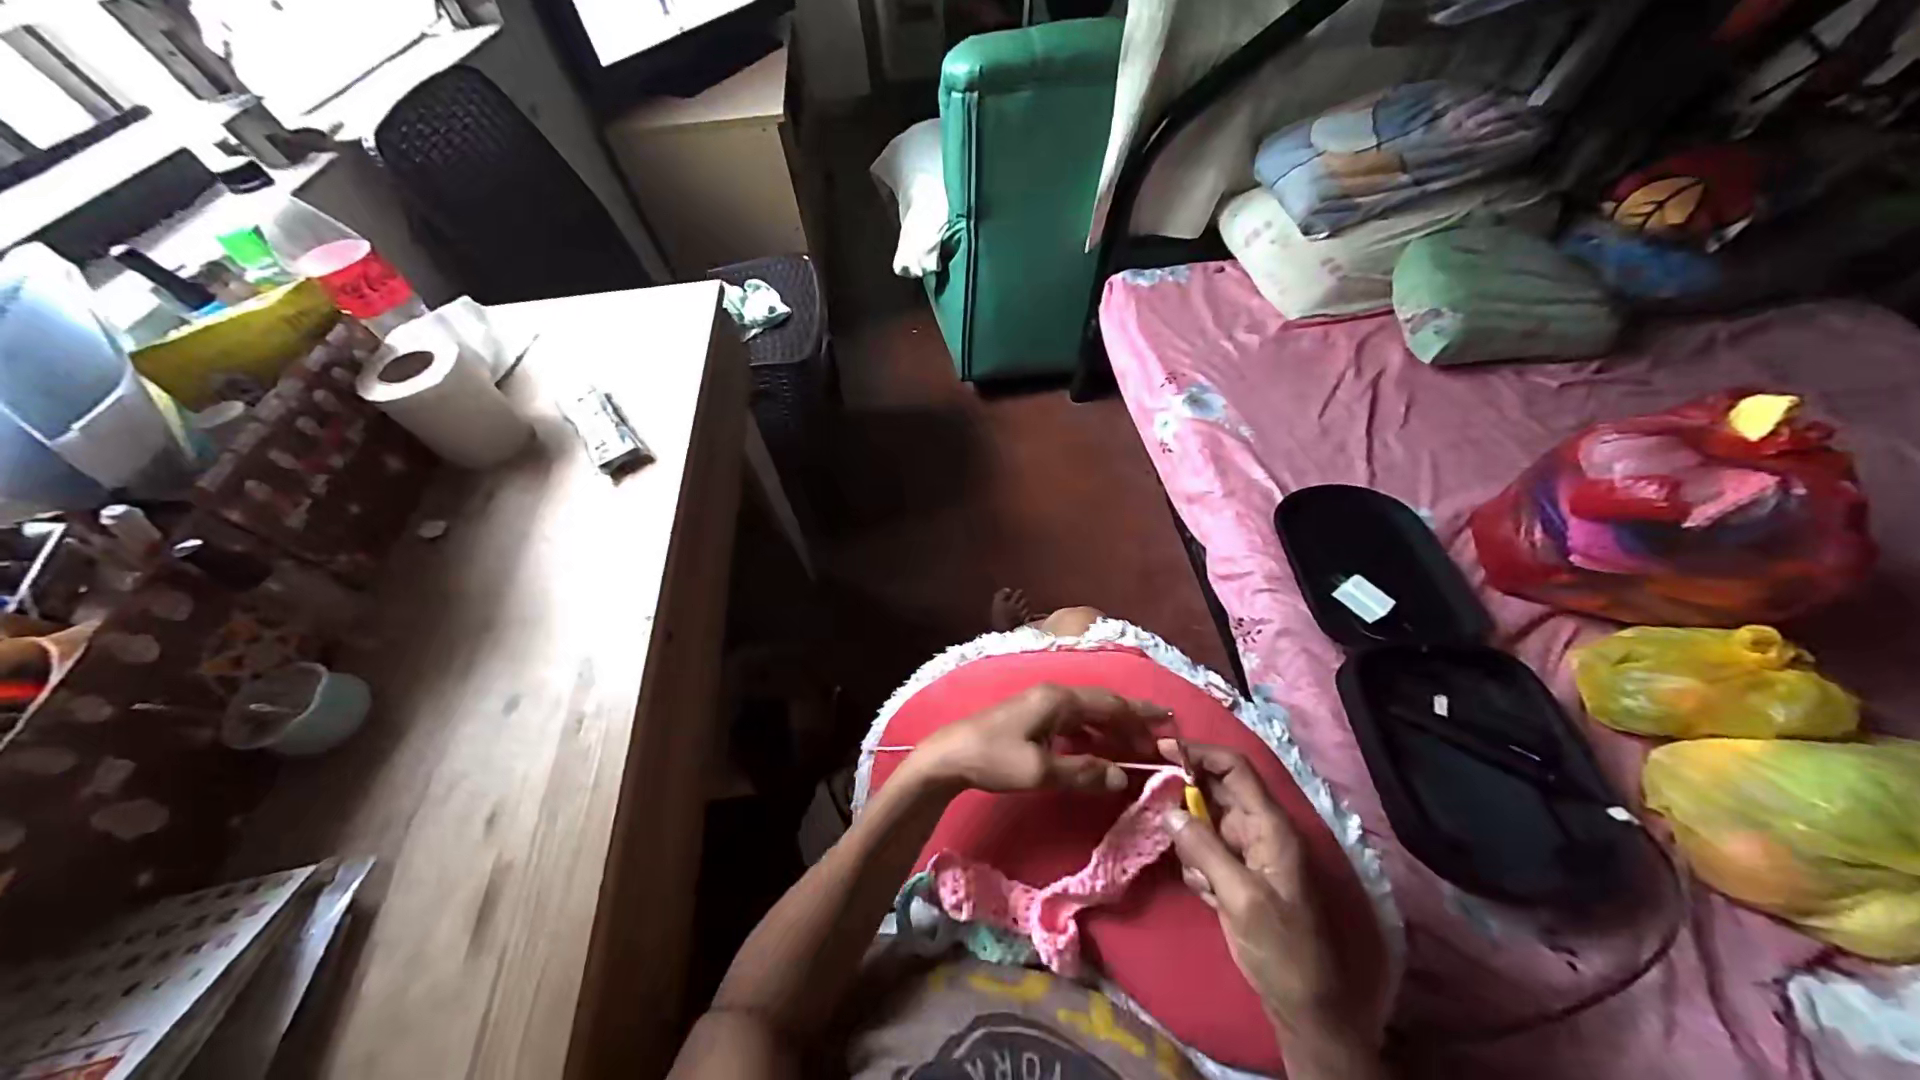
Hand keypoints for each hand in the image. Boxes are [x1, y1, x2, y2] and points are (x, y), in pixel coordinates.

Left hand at [903, 684, 1166, 794]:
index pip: (1110, 704)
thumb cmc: (994, 758)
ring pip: (1088, 713)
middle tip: (1158, 741)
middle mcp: (1054, 696)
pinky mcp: (1032, 717)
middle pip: (1102, 705)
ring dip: (1112, 728)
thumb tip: (1123, 776)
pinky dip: (1093, 733)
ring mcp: (1042, 705)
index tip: (1169, 725)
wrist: (949, 755)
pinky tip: (1098, 749)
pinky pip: (1073, 721)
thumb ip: (1084, 772)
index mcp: (1059, 700)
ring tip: (1135, 748)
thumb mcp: (1041, 771)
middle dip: (1131, 721)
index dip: (1141, 716)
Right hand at [1159, 741, 1387, 1066]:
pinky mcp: (1234, 874)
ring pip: (1203, 821)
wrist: (1304, 1005)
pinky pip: (1202, 850)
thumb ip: (1204, 849)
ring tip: (1199, 877)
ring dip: (1190, 840)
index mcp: (1270, 826)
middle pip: (1214, 790)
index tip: (1160, 750)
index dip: (1199, 752)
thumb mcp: (1241, 897)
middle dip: (1184, 795)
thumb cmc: (1282, 948)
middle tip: (1152, 802)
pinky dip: (1195, 865)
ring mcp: (1246, 852)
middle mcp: (1258, 830)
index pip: (1234, 768)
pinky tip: (1206, 894)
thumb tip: (1168, 810)